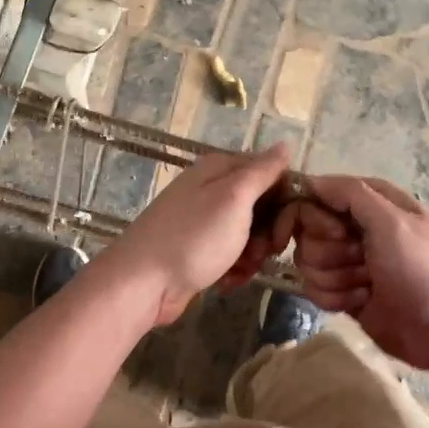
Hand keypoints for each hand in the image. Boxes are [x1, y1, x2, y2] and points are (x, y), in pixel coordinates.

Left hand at [97, 145, 290, 326]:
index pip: (271, 174)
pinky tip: (228, 280)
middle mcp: (212, 189)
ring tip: (241, 269)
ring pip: (249, 233)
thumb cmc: (193, 238)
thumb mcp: (233, 199)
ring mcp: (205, 220)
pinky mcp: (200, 249)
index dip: (285, 200)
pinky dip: (235, 267)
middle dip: (268, 232)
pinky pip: (232, 253)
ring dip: (252, 254)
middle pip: (262, 205)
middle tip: (263, 252)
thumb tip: (285, 144)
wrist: (143, 283)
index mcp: (221, 169)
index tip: (286, 226)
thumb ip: (262, 171)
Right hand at [290, 176, 428, 371]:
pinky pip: (313, 288)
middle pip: (307, 230)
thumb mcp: (393, 222)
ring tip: (368, 286)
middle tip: (363, 261)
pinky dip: (336, 298)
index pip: (315, 194)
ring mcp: (347, 260)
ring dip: (337, 277)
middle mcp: (354, 226)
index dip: (315, 215)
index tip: (335, 233)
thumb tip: (309, 181)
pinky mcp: (342, 291)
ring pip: (307, 261)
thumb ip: (351, 194)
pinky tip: (362, 302)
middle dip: (331, 252)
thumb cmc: (423, 270)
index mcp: (370, 201)